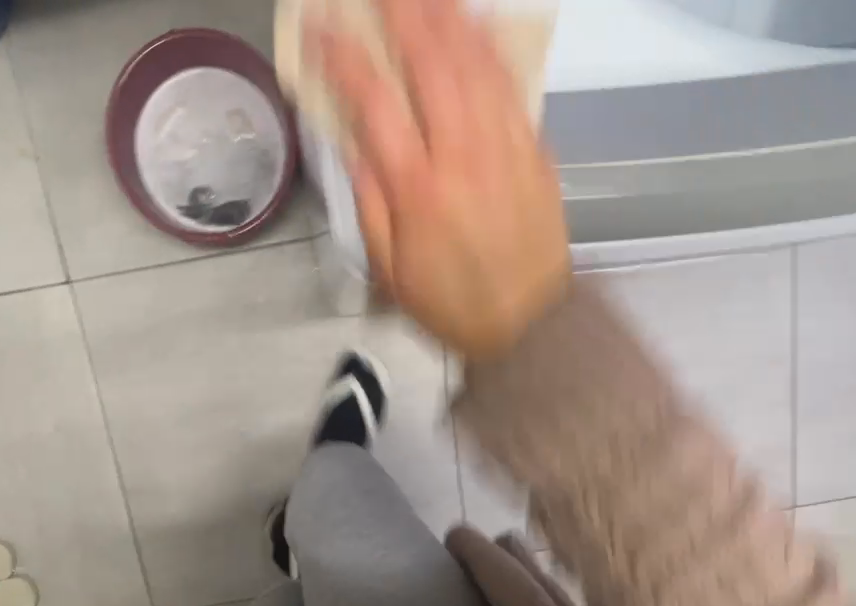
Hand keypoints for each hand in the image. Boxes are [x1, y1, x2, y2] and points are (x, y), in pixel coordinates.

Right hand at [313, 0, 569, 358]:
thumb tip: (355, 148)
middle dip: (402, 13)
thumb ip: (372, 205)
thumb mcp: (393, 271)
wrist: (529, 324)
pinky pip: (512, 85)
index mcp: (418, 190)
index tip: (322, 27)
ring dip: (448, 17)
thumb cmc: (453, 305)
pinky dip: (493, 46)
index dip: (344, 58)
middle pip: (430, 63)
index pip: (374, 104)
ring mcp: (503, 147)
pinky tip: (478, 22)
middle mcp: (462, 155)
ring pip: (475, 63)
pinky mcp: (534, 150)